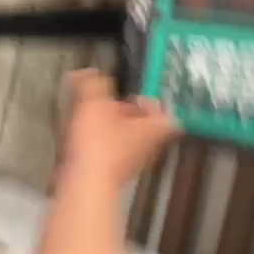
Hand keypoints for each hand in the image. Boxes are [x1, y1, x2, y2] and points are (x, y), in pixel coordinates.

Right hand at [60, 69, 178, 189]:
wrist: (86, 181)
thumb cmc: (98, 142)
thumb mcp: (94, 105)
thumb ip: (93, 85)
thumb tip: (89, 72)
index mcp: (154, 128)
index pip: (169, 115)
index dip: (155, 104)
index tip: (135, 96)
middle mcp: (150, 145)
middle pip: (148, 126)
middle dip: (130, 114)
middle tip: (111, 104)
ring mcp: (132, 160)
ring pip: (130, 138)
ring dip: (115, 127)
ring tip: (94, 118)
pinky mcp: (114, 169)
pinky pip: (114, 150)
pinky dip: (104, 141)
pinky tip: (85, 136)